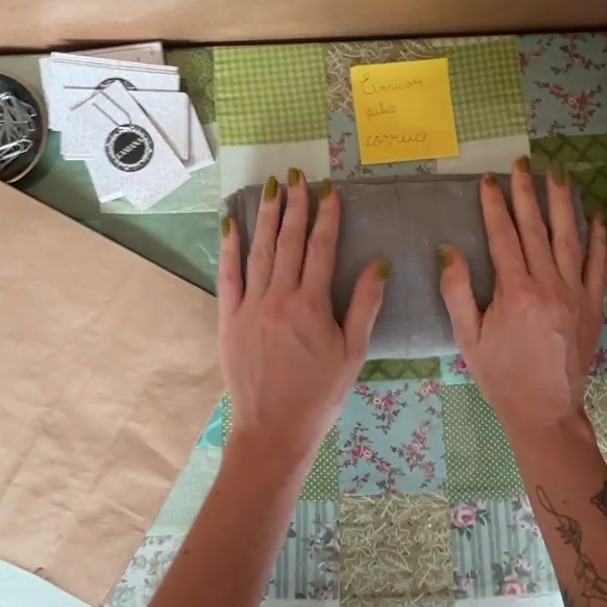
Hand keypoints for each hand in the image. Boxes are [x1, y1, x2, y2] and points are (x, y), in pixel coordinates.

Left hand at [220, 170, 387, 467]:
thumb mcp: (353, 352)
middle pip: (288, 242)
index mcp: (312, 306)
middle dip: (295, 206)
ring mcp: (250, 307)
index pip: (320, 249)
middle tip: (298, 177)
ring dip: (266, 217)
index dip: (326, 217)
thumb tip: (378, 263)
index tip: (329, 191)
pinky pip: (228, 276)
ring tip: (272, 188)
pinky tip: (231, 224)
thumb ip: (364, 305)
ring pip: (259, 252)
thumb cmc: (320, 395)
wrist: (273, 429)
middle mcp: (279, 298)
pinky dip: (229, 248)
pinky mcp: (229, 319)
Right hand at [440, 159, 606, 432]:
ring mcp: (575, 293)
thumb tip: (449, 250)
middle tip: (522, 164)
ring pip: (569, 238)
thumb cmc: (501, 376)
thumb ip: (457, 292)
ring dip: (562, 203)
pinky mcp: (592, 306)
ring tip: (558, 174)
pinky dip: (598, 238)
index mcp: (515, 292)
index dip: (494, 206)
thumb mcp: (468, 338)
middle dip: (527, 193)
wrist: (545, 410)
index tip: (489, 181)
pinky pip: (597, 265)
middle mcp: (548, 285)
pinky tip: (595, 216)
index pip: (503, 236)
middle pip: (536, 229)